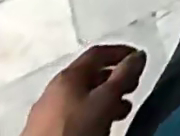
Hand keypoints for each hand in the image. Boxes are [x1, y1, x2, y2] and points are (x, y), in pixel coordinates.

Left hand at [20, 44, 145, 135]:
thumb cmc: (76, 130)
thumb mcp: (107, 100)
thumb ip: (125, 75)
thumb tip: (138, 55)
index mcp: (67, 76)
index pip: (98, 52)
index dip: (121, 52)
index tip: (138, 60)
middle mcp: (52, 90)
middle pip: (89, 75)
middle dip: (115, 79)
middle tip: (132, 87)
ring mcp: (44, 114)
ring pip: (81, 98)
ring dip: (104, 100)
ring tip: (121, 111)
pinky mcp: (41, 135)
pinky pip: (72, 115)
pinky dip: (90, 115)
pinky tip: (99, 127)